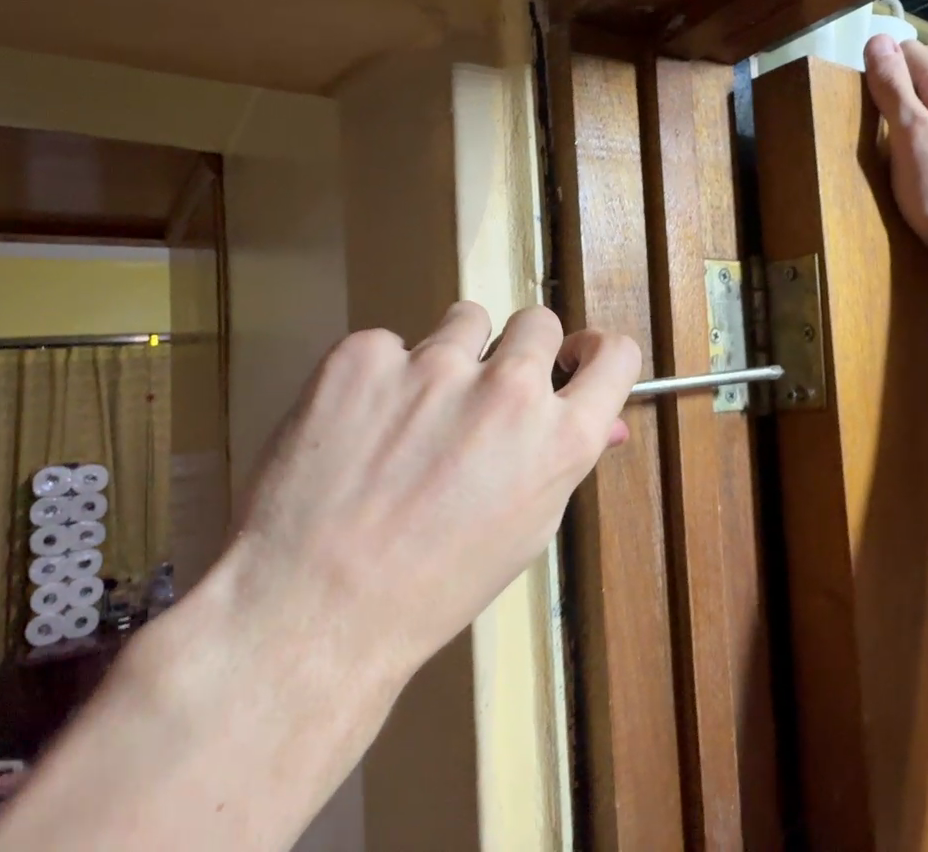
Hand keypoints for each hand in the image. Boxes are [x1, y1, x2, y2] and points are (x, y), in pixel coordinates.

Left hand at [229, 302, 640, 673]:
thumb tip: (600, 421)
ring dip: (453, 354)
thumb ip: (562, 460)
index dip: (595, 352)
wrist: (313, 608)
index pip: (614, 354)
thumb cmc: (433, 588)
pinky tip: (356, 429)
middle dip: (520, 351)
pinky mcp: (363, 355)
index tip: (573, 358)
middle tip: (485, 394)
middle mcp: (509, 390)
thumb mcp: (524, 532)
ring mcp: (434, 365)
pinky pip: (388, 344)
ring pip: (465, 320)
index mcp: (560, 439)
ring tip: (414, 412)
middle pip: (539, 321)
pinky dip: (380, 377)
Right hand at [863, 34, 927, 269]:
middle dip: (902, 88)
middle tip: (887, 130)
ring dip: (921, 106)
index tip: (876, 112)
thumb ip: (892, 86)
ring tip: (907, 143)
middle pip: (927, 68)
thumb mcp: (906, 135)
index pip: (907, 51)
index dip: (884, 76)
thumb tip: (877, 40)